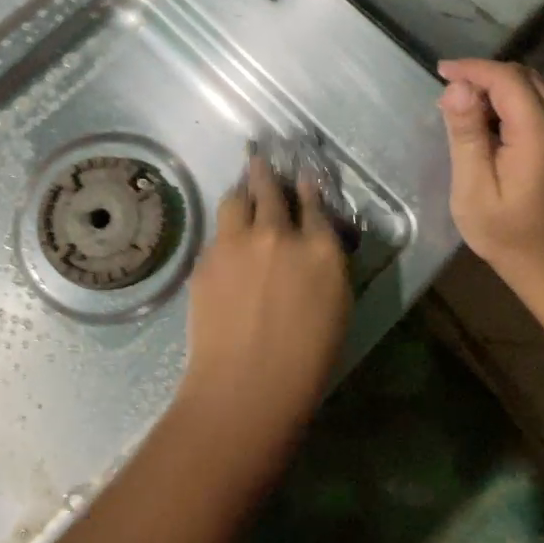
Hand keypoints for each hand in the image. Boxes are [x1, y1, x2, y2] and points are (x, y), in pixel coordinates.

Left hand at [179, 154, 350, 442]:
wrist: (246, 385)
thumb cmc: (307, 361)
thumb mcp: (336, 307)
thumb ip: (326, 263)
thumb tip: (313, 240)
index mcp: (321, 249)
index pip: (314, 204)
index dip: (307, 188)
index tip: (303, 179)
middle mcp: (280, 233)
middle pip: (271, 189)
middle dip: (266, 171)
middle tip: (260, 157)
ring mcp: (238, 242)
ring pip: (237, 199)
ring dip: (241, 191)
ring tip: (241, 188)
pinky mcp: (207, 258)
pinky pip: (218, 232)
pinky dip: (225, 229)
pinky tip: (226, 238)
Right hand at [437, 59, 543, 276]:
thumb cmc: (507, 236)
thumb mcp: (474, 190)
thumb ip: (466, 135)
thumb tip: (457, 87)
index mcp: (539, 137)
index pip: (508, 80)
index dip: (474, 69)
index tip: (441, 72)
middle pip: (525, 78)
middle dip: (485, 74)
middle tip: (449, 89)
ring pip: (536, 89)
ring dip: (499, 86)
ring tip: (463, 104)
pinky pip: (542, 106)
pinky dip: (513, 101)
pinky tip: (489, 121)